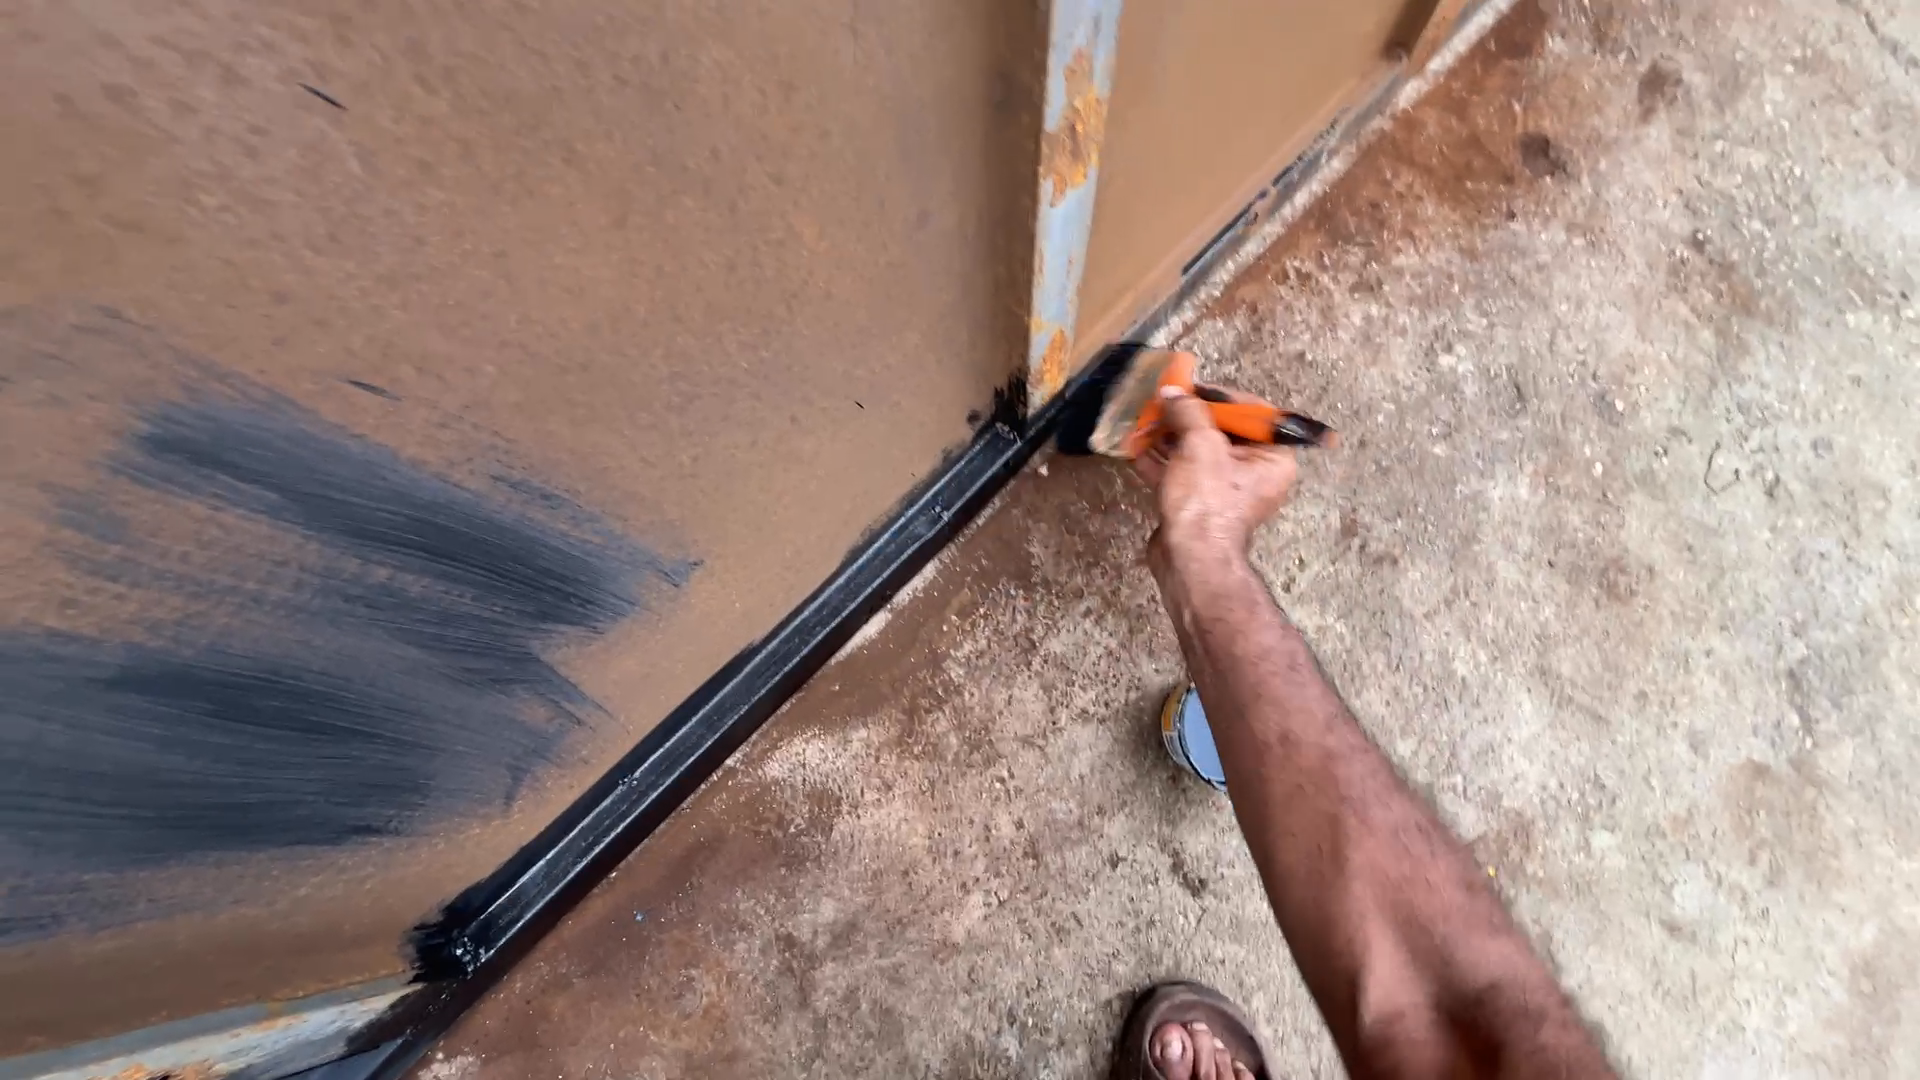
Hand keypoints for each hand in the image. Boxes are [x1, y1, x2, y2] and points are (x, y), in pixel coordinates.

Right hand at [1133, 385, 1297, 570]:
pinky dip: (1160, 462)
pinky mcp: (1197, 505)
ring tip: (1144, 423)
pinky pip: (1181, 475)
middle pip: (1219, 433)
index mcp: (1272, 458)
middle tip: (1162, 404)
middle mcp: (1253, 474)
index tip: (1190, 388)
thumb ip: (1187, 412)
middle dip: (1186, 418)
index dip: (1219, 397)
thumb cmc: (1206, 501)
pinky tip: (1137, 449)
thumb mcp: (1199, 444)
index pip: (1251, 413)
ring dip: (1168, 438)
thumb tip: (1171, 392)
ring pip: (1195, 454)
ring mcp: (1223, 492)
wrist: (1188, 557)